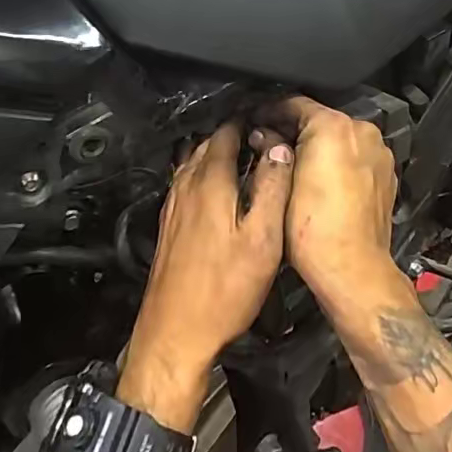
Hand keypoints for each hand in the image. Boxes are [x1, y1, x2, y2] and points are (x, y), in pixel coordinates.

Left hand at [125, 121, 292, 423]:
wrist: (176, 337)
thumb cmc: (223, 292)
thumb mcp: (263, 239)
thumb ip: (273, 189)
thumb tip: (281, 149)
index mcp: (209, 184)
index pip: (226, 131)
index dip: (248, 118)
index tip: (269, 115)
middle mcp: (185, 188)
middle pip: (207, 143)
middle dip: (234, 133)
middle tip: (263, 135)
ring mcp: (173, 208)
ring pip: (195, 163)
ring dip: (218, 154)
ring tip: (246, 157)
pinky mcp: (170, 227)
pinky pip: (188, 185)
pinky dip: (206, 176)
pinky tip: (222, 192)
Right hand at [261, 97, 399, 295]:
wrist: (352, 269)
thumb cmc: (316, 233)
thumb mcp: (281, 182)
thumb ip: (273, 147)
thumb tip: (265, 134)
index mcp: (335, 127)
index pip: (295, 103)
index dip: (269, 111)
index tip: (255, 119)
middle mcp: (362, 133)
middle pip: (320, 119)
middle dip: (292, 129)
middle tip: (266, 142)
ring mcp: (377, 155)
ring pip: (339, 138)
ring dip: (316, 145)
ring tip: (290, 164)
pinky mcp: (384, 176)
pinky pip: (355, 157)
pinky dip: (336, 162)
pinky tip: (317, 181)